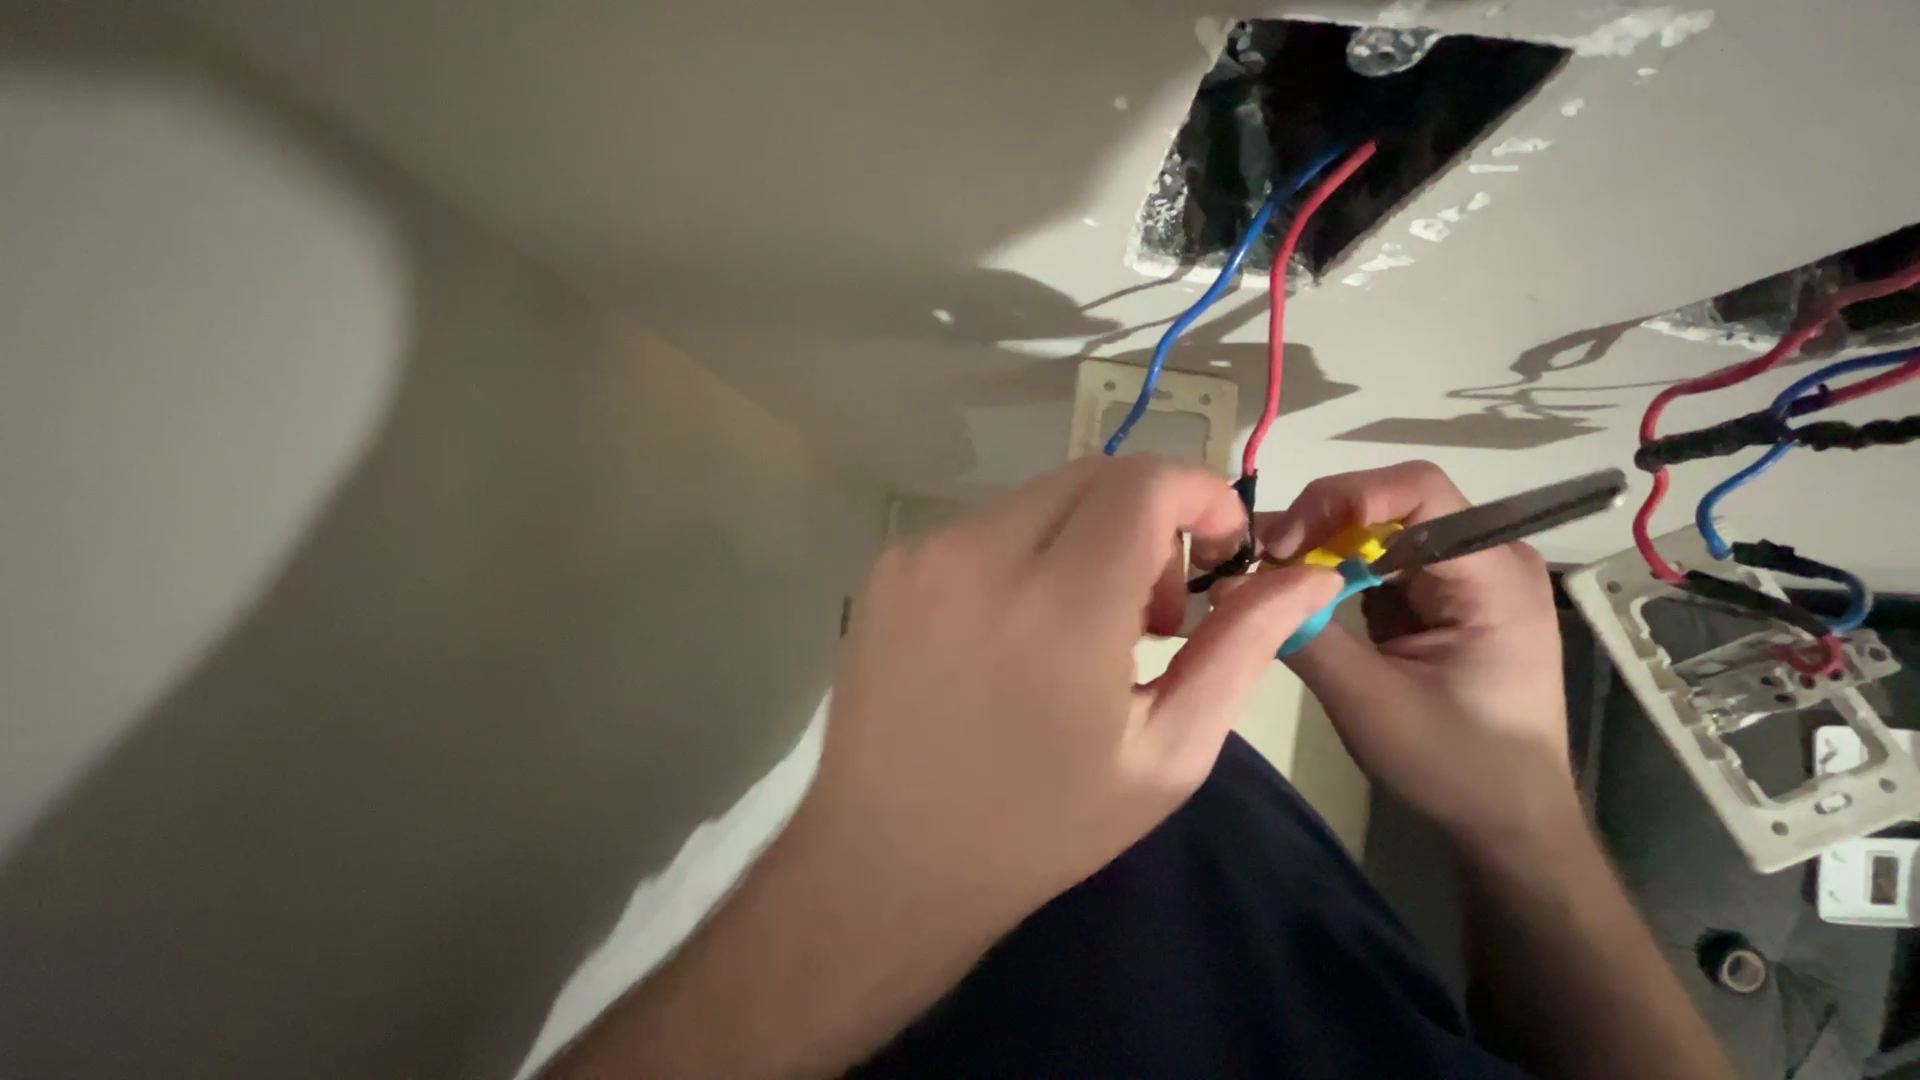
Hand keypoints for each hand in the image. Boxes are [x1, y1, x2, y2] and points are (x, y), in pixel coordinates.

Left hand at [798, 455, 1343, 936]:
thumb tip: (1308, 580)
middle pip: (1093, 476)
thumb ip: (1240, 649)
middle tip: (1152, 613)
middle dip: (1147, 519)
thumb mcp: (1166, 753)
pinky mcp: (887, 568)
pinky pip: (983, 529)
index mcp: (1060, 605)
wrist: (888, 859)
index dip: (1200, 495)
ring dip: (1084, 536)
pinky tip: (1020, 634)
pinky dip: (1026, 554)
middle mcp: (980, 555)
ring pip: (1037, 499)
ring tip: (1085, 629)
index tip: (1219, 551)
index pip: (1145, 482)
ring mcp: (921, 556)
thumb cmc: (1040, 826)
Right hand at [1258, 462, 1577, 854]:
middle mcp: (1485, 557)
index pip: (1420, 491)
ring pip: (1378, 527)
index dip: (1343, 498)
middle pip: (1392, 502)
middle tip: (1261, 559)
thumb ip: (1302, 636)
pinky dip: (1330, 569)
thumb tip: (1228, 586)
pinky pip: (1376, 559)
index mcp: (1493, 575)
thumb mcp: (1369, 703)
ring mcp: (1462, 575)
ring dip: (1319, 545)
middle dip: (1319, 522)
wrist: (1506, 820)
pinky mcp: (1437, 595)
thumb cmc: (1454, 765)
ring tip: (1264, 573)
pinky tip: (1292, 589)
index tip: (1286, 543)